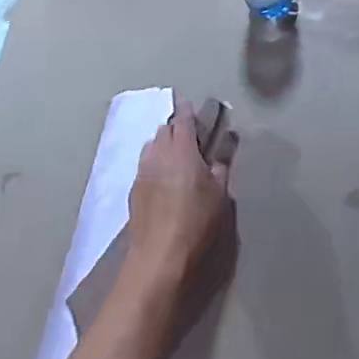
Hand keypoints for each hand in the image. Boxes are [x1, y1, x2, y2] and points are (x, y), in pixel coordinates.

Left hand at [126, 95, 234, 291]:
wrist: (159, 254)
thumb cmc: (196, 220)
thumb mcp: (219, 193)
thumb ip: (221, 165)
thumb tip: (224, 146)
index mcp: (182, 149)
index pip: (183, 119)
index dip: (188, 109)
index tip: (190, 104)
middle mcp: (158, 153)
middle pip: (165, 129)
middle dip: (176, 127)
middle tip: (190, 135)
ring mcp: (142, 171)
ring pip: (152, 145)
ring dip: (163, 144)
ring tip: (175, 155)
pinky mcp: (133, 189)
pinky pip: (145, 164)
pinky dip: (154, 162)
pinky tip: (162, 178)